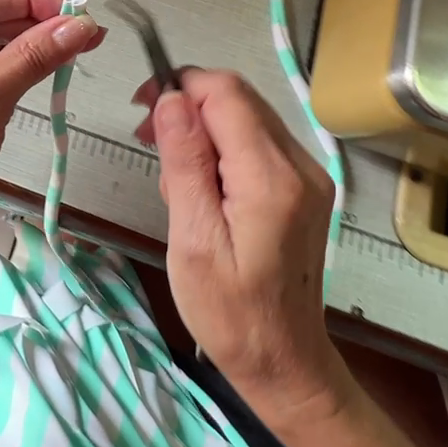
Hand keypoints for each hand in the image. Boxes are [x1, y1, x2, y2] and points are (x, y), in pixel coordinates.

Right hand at [133, 68, 349, 433]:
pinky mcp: (303, 187)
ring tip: (174, 179)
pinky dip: (220, 146)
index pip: (225, 93)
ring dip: (200, 127)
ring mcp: (307, 175)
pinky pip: (255, 140)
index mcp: (271, 178)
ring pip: (245, 115)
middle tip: (146, 143)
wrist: (284, 360)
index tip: (140, 111)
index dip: (178, 86)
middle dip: (186, 105)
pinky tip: (201, 185)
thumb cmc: (228, 311)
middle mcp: (300, 165)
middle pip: (238, 96)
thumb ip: (185, 163)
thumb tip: (170, 99)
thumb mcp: (192, 239)